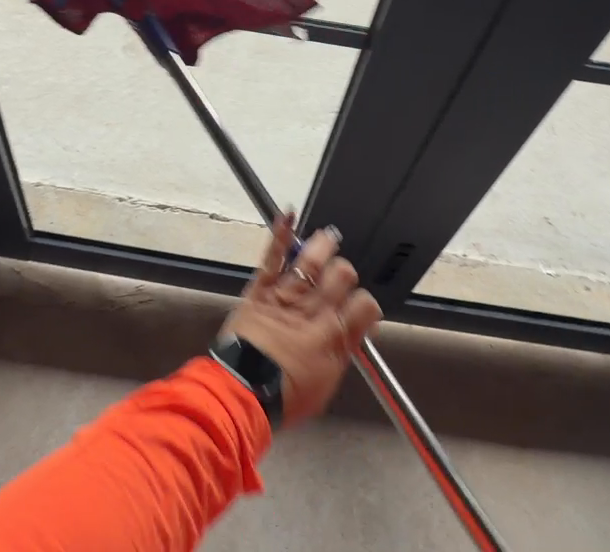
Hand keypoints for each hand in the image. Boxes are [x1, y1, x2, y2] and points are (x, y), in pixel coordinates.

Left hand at [221, 214, 382, 426]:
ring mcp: (288, 296)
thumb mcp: (327, 383)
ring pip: (312, 261)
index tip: (359, 308)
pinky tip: (288, 214)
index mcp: (336, 335)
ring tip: (328, 237)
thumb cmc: (285, 396)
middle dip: (344, 273)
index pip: (366, 305)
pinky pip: (273, 257)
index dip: (365, 304)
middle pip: (342, 276)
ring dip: (323, 245)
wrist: (243, 392)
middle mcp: (316, 310)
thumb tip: (354, 332)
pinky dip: (281, 233)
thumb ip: (343, 351)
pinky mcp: (261, 289)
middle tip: (339, 276)